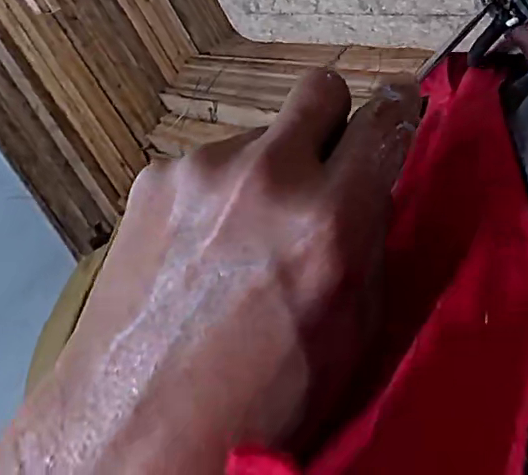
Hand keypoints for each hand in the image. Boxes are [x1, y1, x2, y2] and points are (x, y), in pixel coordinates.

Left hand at [0, 71, 422, 473]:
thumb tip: (373, 183)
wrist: (129, 441)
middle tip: (319, 166)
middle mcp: (266, 177)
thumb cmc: (258, 408)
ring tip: (238, 241)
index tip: (397, 107)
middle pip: (321, 88)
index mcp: (327, 222)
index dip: (398, 109)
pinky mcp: (155, 176)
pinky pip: (209, 164)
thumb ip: (369, 241)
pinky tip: (196, 250)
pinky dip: (215, 194)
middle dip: (331, 117)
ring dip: (265, 173)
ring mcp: (202, 169)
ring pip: (261, 137)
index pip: (383, 121)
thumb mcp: (351, 333)